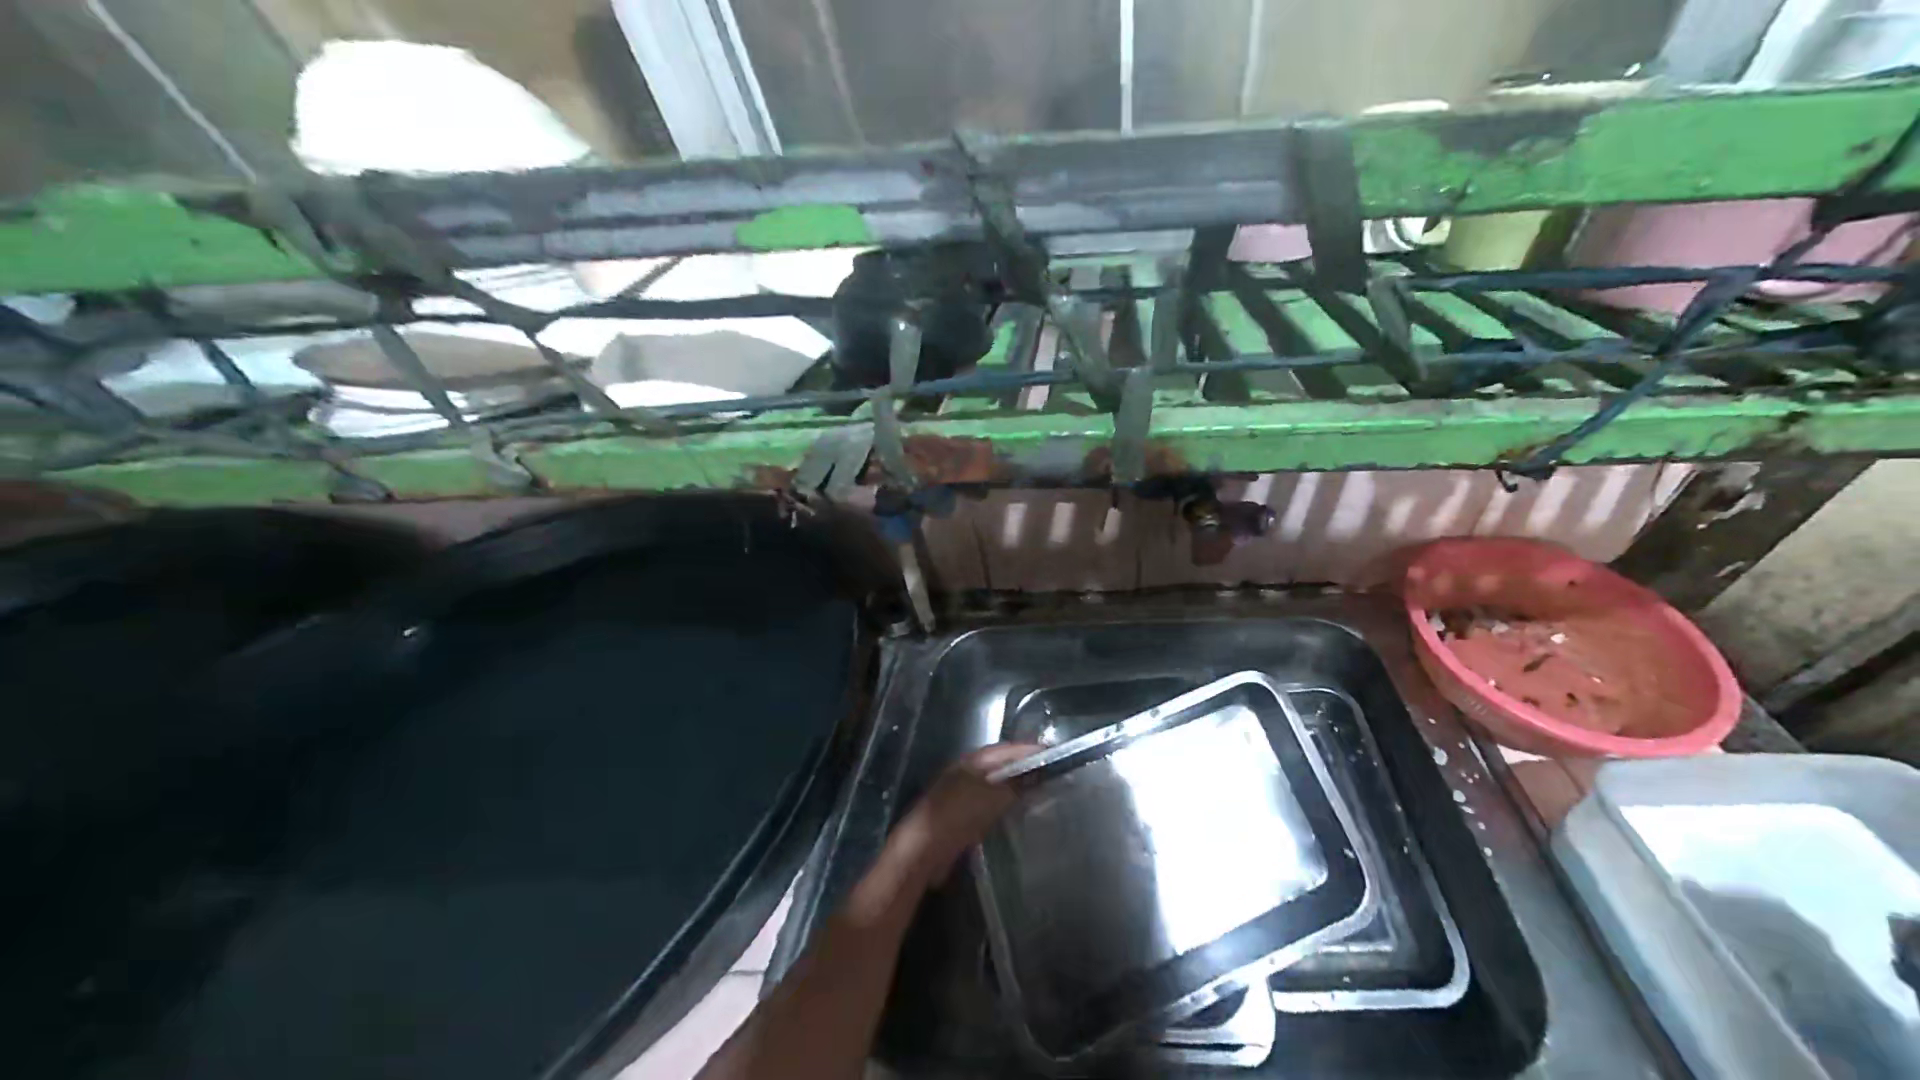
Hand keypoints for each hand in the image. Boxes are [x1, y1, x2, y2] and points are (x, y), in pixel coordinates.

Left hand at [886, 742, 1037, 882]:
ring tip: (1042, 791)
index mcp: (971, 761)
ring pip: (997, 785)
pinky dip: (1007, 805)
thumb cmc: (956, 815)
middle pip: (1001, 765)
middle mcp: (967, 772)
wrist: (924, 849)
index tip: (1053, 753)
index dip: (1028, 750)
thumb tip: (1037, 773)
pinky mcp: (963, 816)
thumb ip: (1015, 784)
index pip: (1005, 749)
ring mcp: (963, 794)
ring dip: (1017, 786)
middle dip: (1025, 767)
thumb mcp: (990, 797)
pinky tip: (1020, 813)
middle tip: (1052, 772)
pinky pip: (991, 805)